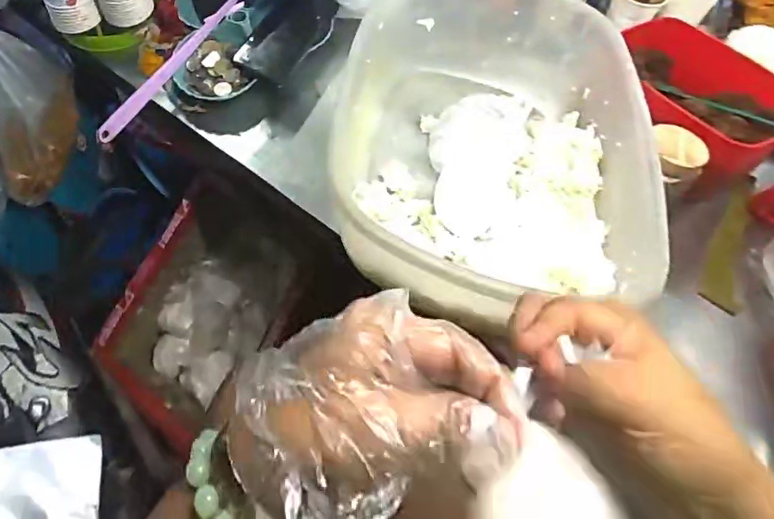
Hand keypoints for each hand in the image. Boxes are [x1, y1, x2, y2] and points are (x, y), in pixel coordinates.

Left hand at [229, 291, 522, 517]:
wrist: (254, 446)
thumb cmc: (319, 422)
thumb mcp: (385, 422)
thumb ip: (447, 421)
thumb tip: (506, 431)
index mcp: (390, 325)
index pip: (458, 343)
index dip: (493, 381)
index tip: (519, 425)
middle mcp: (390, 335)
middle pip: (454, 359)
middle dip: (486, 397)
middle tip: (515, 441)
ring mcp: (382, 364)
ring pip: (442, 381)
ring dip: (471, 412)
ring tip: (499, 447)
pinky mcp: (375, 393)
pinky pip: (424, 401)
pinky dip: (448, 423)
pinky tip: (465, 446)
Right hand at [512, 296, 773, 518]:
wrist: (712, 488)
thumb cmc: (683, 431)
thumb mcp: (635, 398)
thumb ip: (582, 376)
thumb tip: (536, 362)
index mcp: (613, 318)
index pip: (559, 307)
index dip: (536, 325)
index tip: (522, 354)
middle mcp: (595, 331)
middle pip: (544, 314)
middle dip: (525, 332)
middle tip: (517, 363)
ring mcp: (587, 361)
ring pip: (541, 343)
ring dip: (529, 361)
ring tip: (530, 389)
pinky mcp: (583, 393)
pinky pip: (548, 379)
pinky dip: (538, 388)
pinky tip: (545, 408)